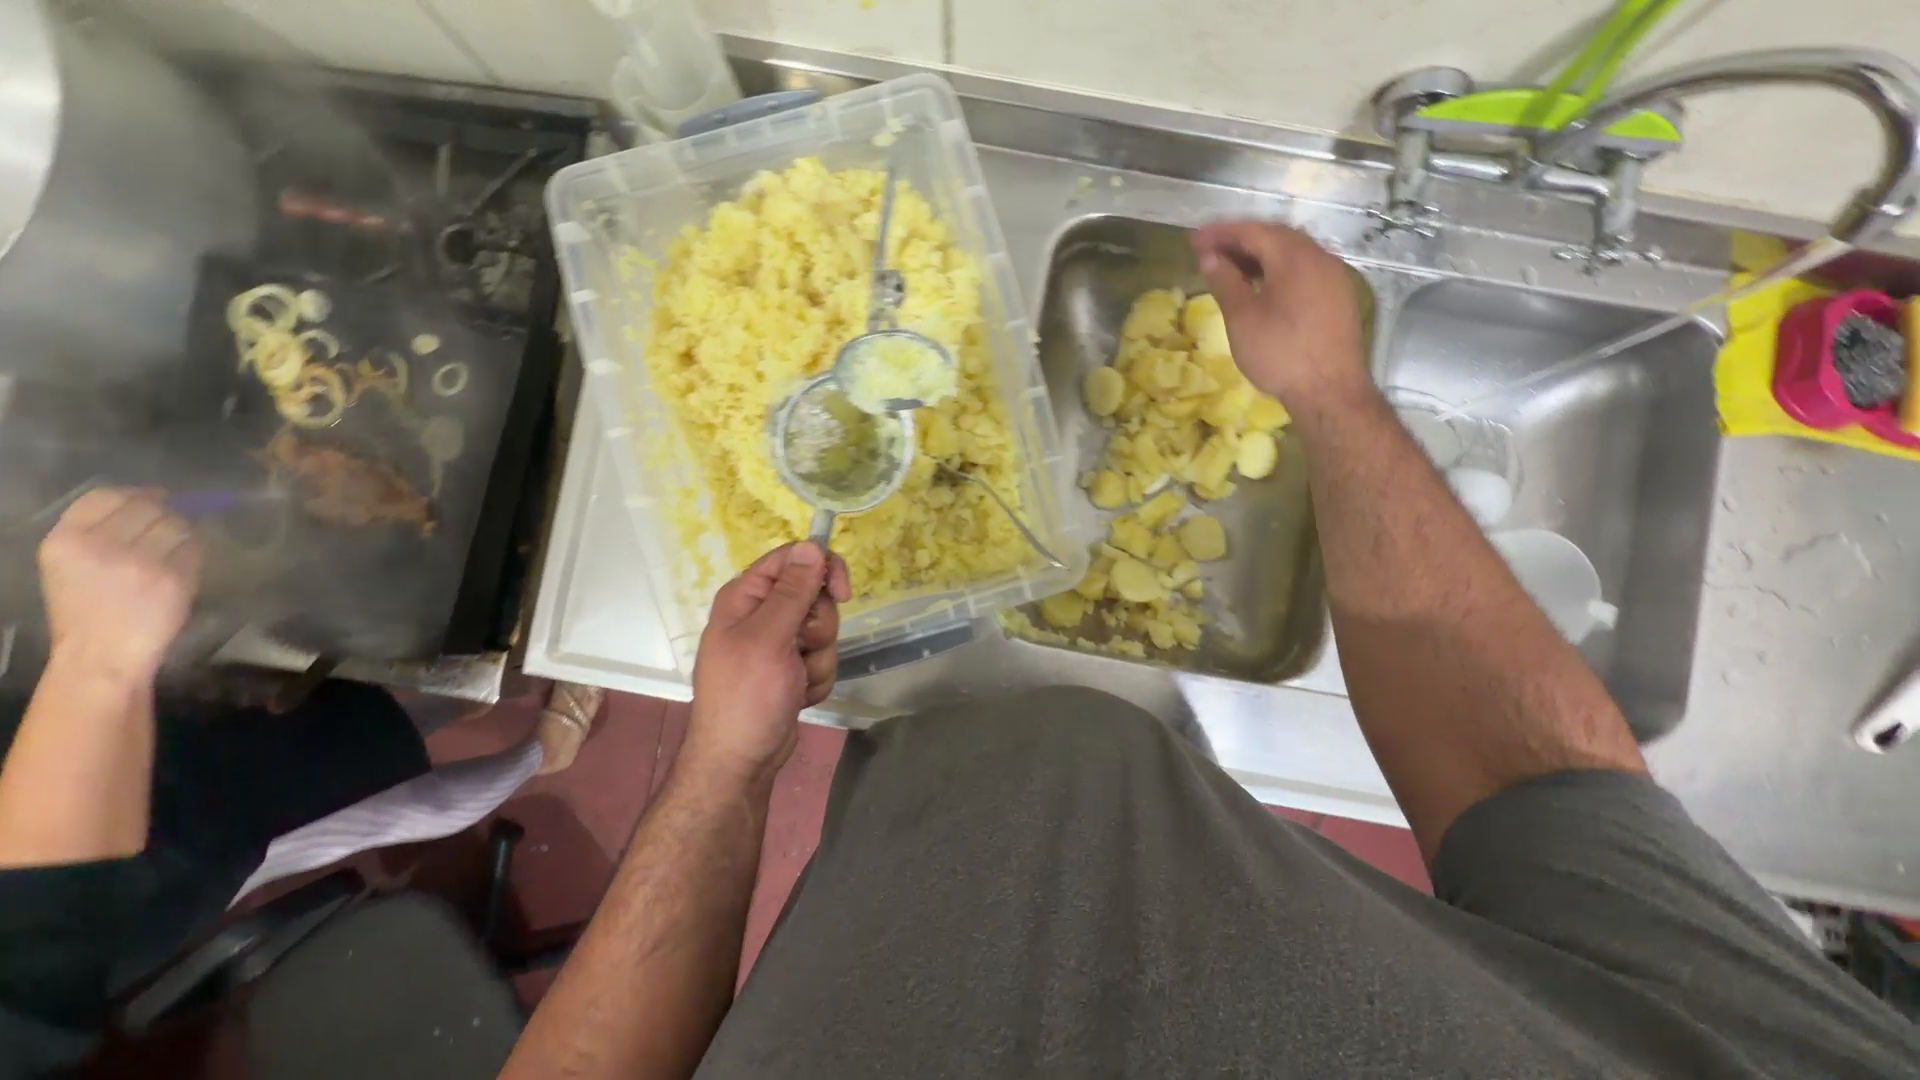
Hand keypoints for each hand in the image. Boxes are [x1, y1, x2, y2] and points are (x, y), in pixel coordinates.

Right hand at [38, 487, 203, 680]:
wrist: (101, 652)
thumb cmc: (85, 608)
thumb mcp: (69, 564)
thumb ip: (97, 531)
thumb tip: (149, 499)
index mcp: (65, 541)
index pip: (106, 496)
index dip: (137, 492)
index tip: (155, 495)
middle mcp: (101, 545)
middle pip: (148, 506)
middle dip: (166, 510)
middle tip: (172, 521)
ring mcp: (141, 561)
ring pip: (177, 524)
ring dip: (184, 529)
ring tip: (176, 544)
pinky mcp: (174, 576)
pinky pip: (195, 548)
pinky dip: (195, 549)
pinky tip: (185, 562)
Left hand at [686, 541, 850, 783]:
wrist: (741, 760)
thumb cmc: (746, 696)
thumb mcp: (769, 638)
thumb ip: (793, 591)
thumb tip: (813, 544)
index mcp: (746, 596)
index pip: (794, 558)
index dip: (822, 569)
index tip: (841, 593)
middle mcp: (761, 614)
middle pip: (815, 596)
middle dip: (818, 627)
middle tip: (799, 648)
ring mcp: (777, 644)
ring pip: (823, 632)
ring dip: (818, 659)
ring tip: (794, 681)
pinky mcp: (791, 670)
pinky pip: (821, 660)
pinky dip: (816, 679)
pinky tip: (797, 696)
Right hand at [1191, 222, 1372, 412]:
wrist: (1329, 390)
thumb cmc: (1279, 353)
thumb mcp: (1242, 317)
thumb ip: (1225, 281)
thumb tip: (1210, 257)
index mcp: (1294, 256)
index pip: (1252, 231)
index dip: (1221, 233)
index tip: (1194, 240)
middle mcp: (1319, 257)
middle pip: (1275, 237)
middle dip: (1240, 240)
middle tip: (1210, 251)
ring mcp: (1333, 276)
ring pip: (1292, 253)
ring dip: (1260, 255)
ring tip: (1232, 268)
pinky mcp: (1338, 297)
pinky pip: (1304, 270)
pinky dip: (1279, 270)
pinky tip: (1263, 287)